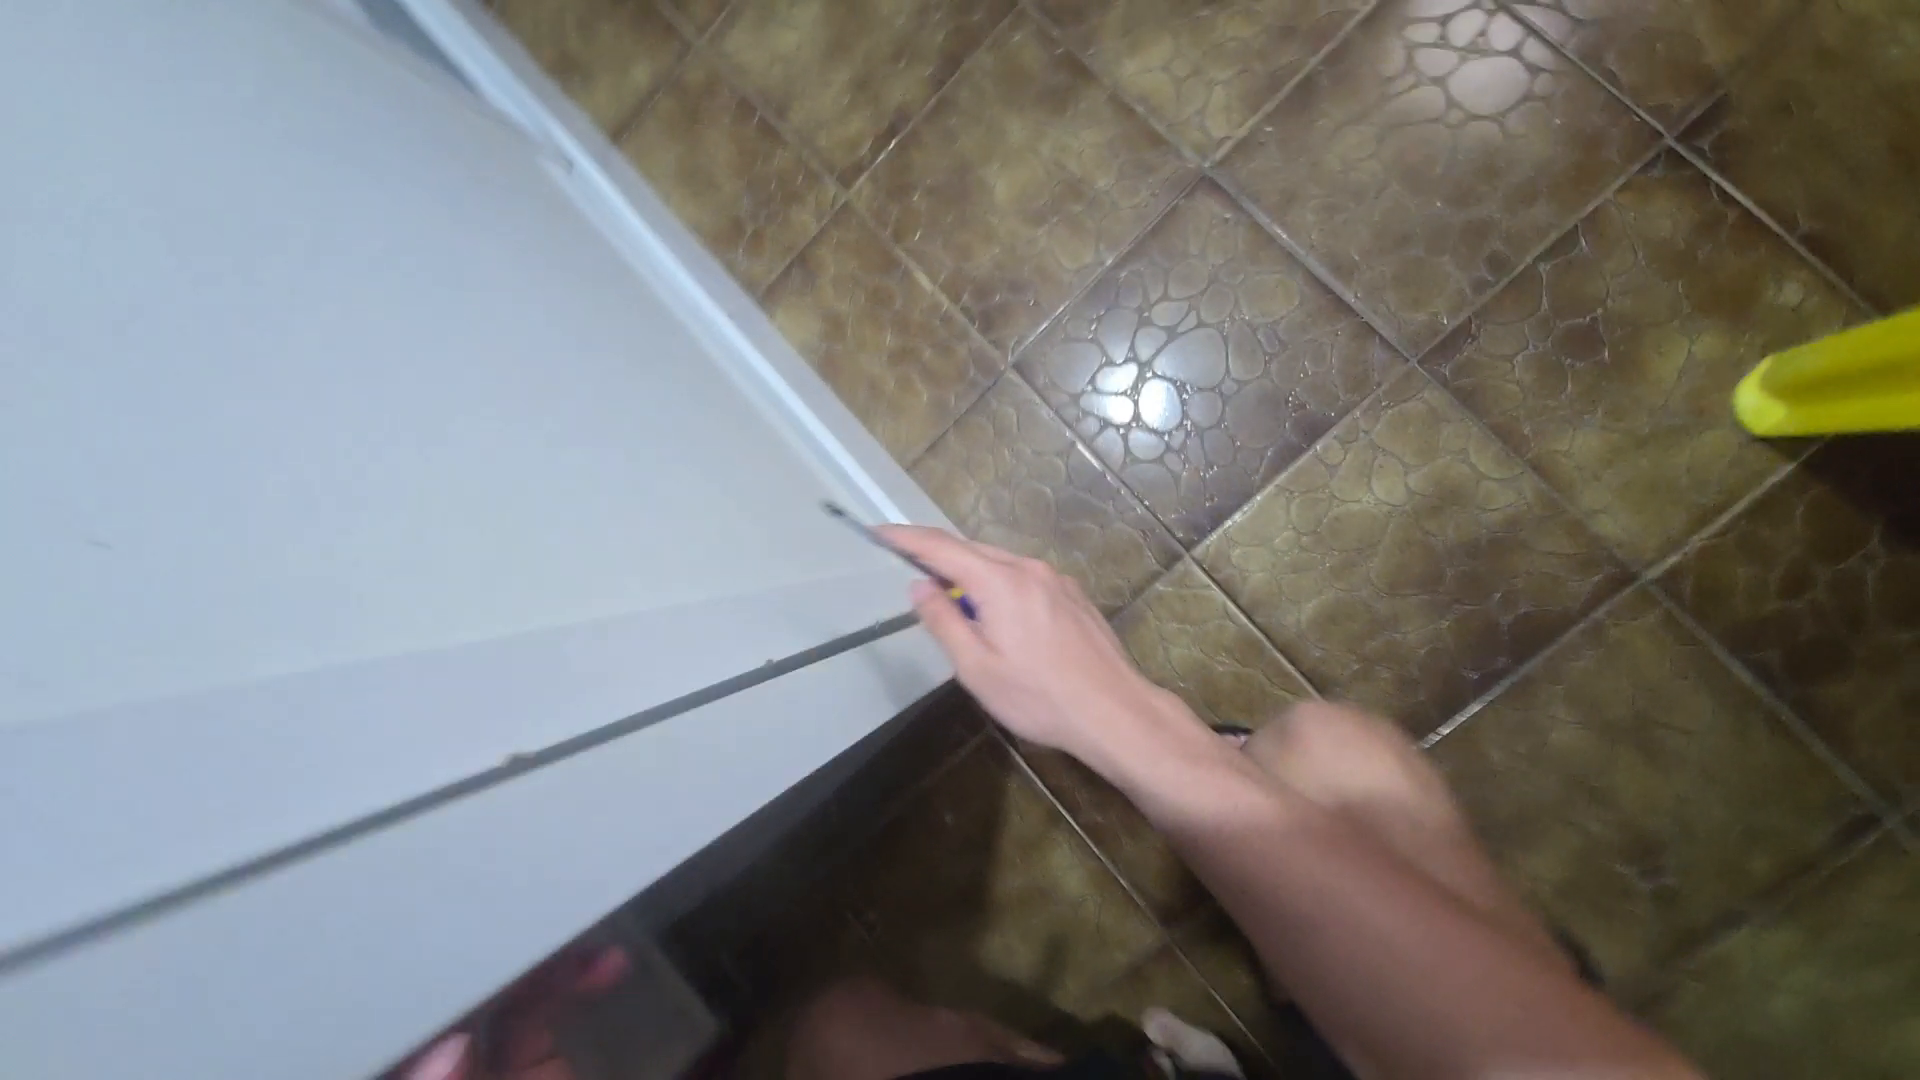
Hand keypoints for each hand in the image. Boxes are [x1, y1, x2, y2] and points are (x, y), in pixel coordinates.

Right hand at [878, 526, 1197, 765]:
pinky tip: (1001, 617)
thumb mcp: (977, 668)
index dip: (906, 538)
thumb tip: (919, 585)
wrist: (1114, 711)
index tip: (879, 533)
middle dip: (938, 559)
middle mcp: (1029, 569)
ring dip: (972, 576)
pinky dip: (1001, 585)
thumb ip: (944, 622)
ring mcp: (1056, 580)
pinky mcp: (1073, 596)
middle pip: (973, 551)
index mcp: (1000, 582)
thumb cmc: (1039, 697)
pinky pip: (1025, 578)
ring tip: (957, 607)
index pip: (942, 548)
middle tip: (912, 575)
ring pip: (1001, 564)